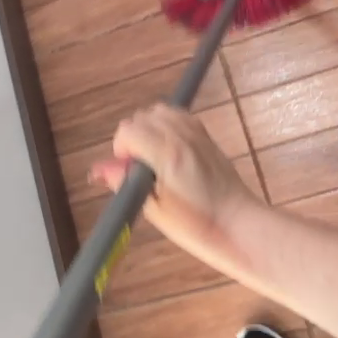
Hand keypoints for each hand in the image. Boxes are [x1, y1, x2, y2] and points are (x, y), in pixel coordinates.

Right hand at [91, 103, 261, 263]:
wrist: (239, 224)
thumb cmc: (198, 227)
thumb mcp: (155, 210)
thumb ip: (126, 184)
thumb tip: (99, 170)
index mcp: (168, 155)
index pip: (128, 130)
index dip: (120, 150)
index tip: (127, 171)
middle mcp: (182, 136)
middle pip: (141, 117)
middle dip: (133, 138)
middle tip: (140, 169)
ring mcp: (196, 132)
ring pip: (158, 111)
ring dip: (149, 128)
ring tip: (154, 157)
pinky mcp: (205, 134)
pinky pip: (177, 115)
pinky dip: (166, 125)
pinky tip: (170, 149)